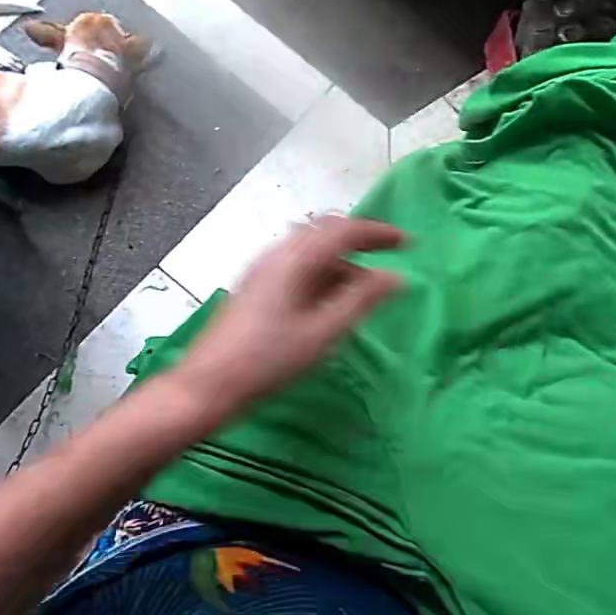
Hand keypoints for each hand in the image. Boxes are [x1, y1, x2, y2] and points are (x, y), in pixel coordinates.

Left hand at [174, 215, 405, 413]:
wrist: (207, 385)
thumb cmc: (268, 361)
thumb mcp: (322, 334)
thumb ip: (360, 301)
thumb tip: (396, 278)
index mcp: (294, 259)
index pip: (343, 229)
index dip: (378, 233)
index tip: (408, 243)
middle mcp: (276, 254)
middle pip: (324, 231)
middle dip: (358, 241)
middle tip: (387, 257)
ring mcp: (261, 269)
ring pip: (308, 250)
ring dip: (339, 260)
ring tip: (363, 288)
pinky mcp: (254, 286)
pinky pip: (295, 266)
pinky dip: (320, 273)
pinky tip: (329, 300)